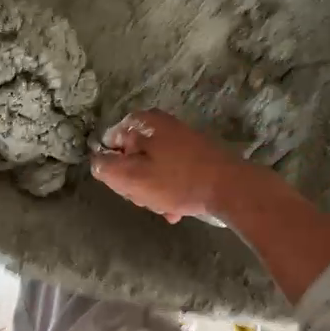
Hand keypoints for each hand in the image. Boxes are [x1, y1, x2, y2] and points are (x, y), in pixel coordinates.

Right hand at [90, 109, 246, 222]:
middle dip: (135, 182)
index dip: (114, 169)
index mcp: (141, 123)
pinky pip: (171, 171)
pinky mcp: (196, 152)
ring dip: (153, 190)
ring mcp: (179, 136)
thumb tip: (97, 161)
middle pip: (130, 156)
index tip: (128, 186)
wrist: (232, 189)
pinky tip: (177, 208)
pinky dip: (170, 188)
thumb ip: (105, 167)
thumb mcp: (132, 177)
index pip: (109, 146)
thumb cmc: (177, 182)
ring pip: (151, 167)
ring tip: (166, 207)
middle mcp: (159, 123)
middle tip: (147, 198)